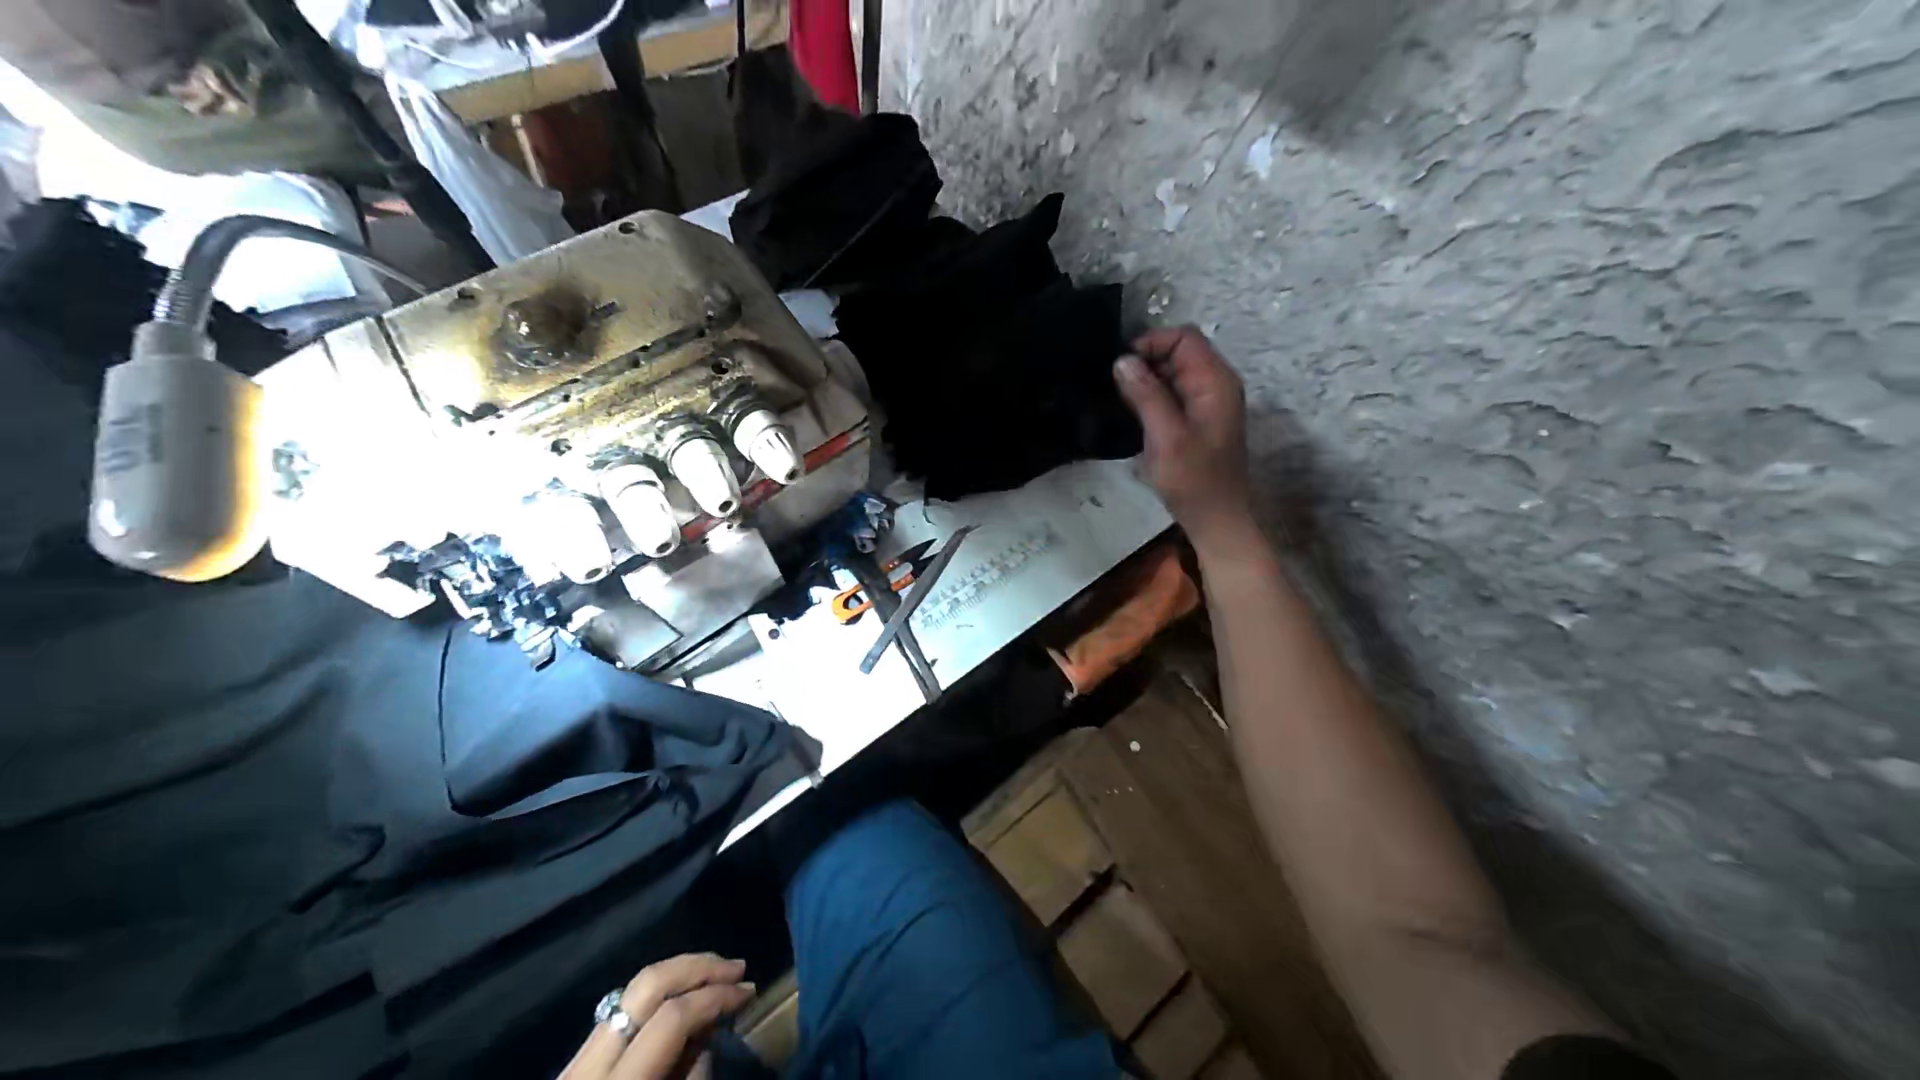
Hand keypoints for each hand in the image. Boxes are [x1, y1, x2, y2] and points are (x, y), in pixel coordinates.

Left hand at [558, 954, 756, 1079]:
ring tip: (718, 974)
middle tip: (737, 969)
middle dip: (698, 968)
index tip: (750, 993)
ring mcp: (574, 1063)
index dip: (715, 997)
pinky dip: (659, 997)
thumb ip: (692, 1078)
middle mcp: (587, 1067)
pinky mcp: (574, 1066)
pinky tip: (685, 998)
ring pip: (632, 989)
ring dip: (681, 974)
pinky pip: (623, 1012)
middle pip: (647, 986)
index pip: (671, 1020)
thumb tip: (706, 1034)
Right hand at [1113, 326, 1255, 551]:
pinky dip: (1152, 396)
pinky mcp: (1198, 419)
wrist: (1215, 519)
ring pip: (1174, 373)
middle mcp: (1216, 384)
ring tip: (1119, 400)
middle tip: (1115, 387)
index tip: (1120, 367)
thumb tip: (1122, 360)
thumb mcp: (1166, 436)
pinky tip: (1134, 414)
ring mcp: (1208, 402)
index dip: (1151, 343)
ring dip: (1146, 380)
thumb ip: (1146, 395)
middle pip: (1179, 351)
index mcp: (1215, 382)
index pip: (1184, 338)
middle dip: (1146, 361)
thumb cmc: (1193, 480)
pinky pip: (1174, 393)